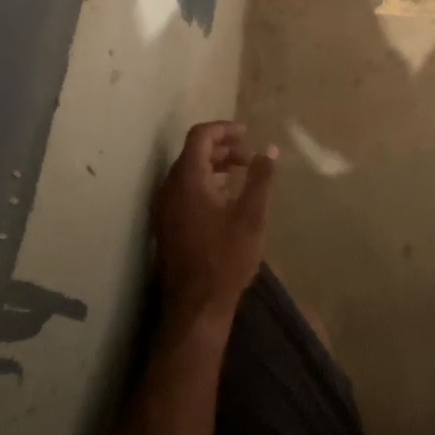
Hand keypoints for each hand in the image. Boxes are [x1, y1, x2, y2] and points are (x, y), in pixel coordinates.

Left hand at [152, 121, 277, 328]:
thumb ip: (261, 177)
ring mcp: (164, 208)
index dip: (224, 129)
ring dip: (214, 166)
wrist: (196, 306)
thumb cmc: (226, 257)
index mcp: (188, 179)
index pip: (200, 136)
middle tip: (249, 156)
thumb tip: (270, 149)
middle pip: (192, 152)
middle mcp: (169, 188)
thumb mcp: (252, 215)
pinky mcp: (166, 225)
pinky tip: (225, 199)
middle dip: (222, 147)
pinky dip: (204, 183)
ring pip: (187, 172)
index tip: (247, 133)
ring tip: (241, 175)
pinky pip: (183, 190)